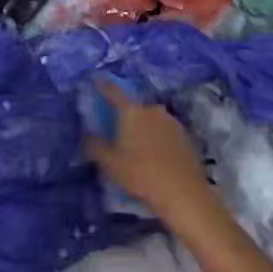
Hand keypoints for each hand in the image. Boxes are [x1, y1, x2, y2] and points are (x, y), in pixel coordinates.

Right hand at [83, 80, 220, 227]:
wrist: (183, 193)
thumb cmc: (141, 175)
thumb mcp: (110, 164)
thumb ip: (95, 146)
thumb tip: (87, 134)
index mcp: (132, 112)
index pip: (114, 92)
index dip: (103, 85)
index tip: (96, 78)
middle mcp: (153, 109)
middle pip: (134, 108)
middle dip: (125, 115)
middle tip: (117, 130)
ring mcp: (172, 121)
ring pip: (151, 119)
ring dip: (143, 127)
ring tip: (137, 147)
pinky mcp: (185, 135)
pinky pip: (165, 131)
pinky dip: (157, 138)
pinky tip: (155, 155)